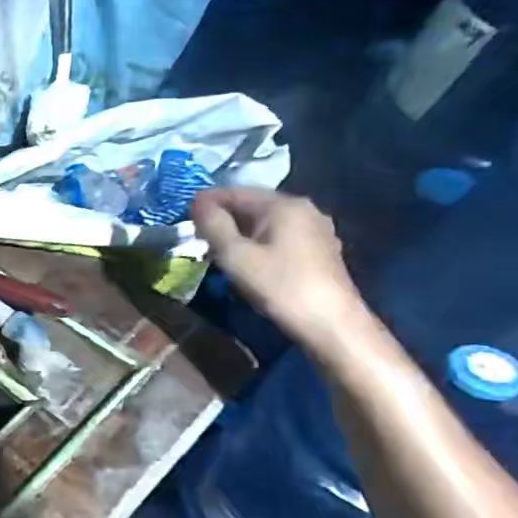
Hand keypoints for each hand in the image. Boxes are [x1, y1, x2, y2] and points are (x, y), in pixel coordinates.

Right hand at [192, 188, 368, 349]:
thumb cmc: (281, 287)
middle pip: (254, 206)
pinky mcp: (322, 251)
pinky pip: (282, 238)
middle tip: (199, 235)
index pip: (237, 192)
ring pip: (269, 223)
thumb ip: (214, 227)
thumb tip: (198, 202)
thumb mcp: (237, 257)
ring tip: (220, 250)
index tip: (185, 214)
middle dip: (225, 217)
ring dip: (242, 232)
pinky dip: (261, 243)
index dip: (208, 201)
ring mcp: (317, 230)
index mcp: (284, 205)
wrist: (332, 324)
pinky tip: (251, 261)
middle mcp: (304, 209)